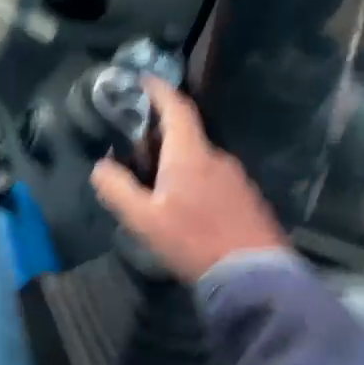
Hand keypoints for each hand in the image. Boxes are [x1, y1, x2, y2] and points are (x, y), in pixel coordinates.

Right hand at [89, 78, 289, 283]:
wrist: (261, 285)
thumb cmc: (195, 242)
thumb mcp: (142, 218)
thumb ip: (115, 187)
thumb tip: (102, 166)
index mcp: (191, 155)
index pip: (177, 109)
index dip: (158, 90)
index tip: (142, 79)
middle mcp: (219, 160)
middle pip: (186, 135)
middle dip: (159, 136)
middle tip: (134, 150)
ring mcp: (240, 182)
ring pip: (201, 160)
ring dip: (178, 162)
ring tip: (157, 183)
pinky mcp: (251, 204)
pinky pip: (216, 180)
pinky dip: (196, 181)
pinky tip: (186, 207)